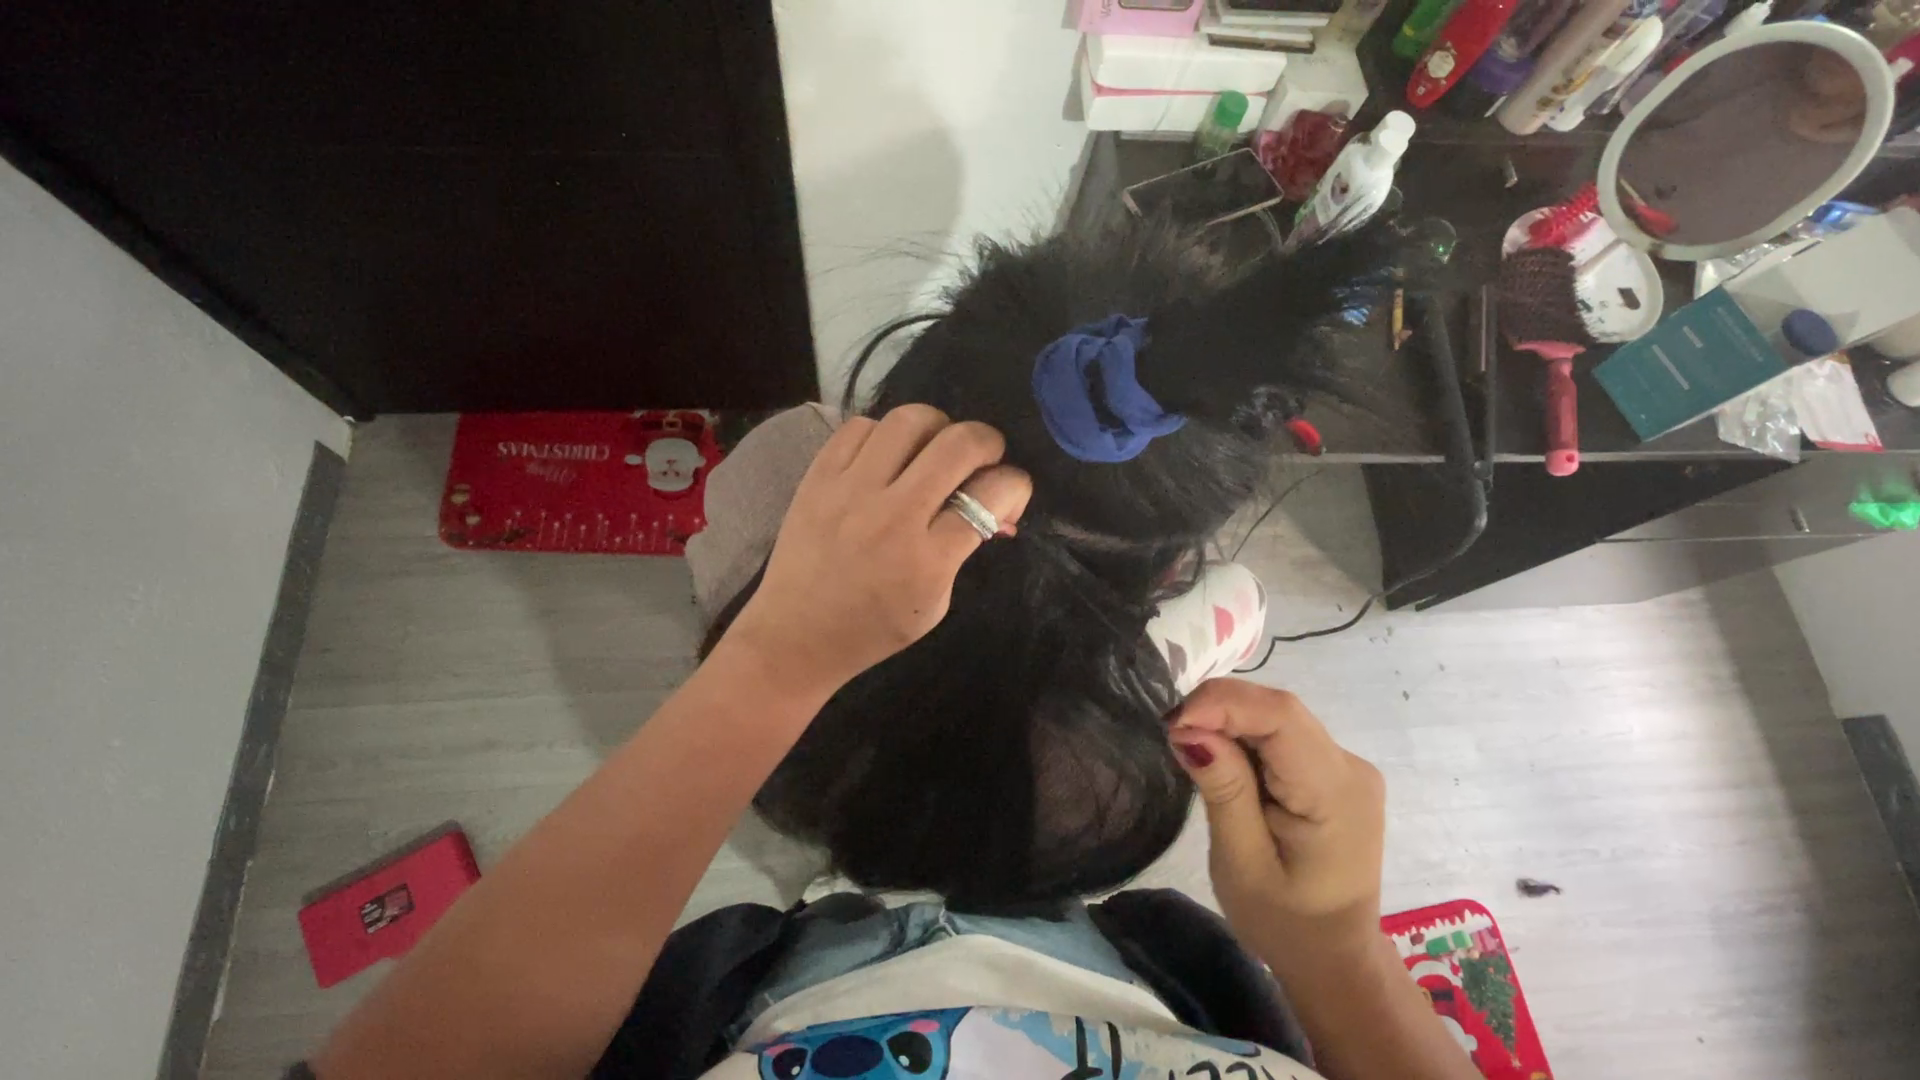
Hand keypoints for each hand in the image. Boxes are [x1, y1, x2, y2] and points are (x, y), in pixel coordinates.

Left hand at [723, 404, 1031, 693]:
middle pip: (959, 444)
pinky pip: (861, 426)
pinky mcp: (817, 477)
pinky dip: (884, 433)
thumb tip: (996, 506)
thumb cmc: (873, 629)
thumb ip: (965, 549)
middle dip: (988, 442)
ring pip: (910, 420)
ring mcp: (850, 491)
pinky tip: (887, 456)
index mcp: (928, 560)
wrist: (795, 635)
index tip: (1008, 491)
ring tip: (934, 449)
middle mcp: (892, 517)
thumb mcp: (935, 604)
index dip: (1016, 485)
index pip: (992, 494)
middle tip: (982, 459)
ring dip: (937, 427)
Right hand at [1168, 680, 1385, 959]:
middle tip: (1172, 738)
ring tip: (1191, 751)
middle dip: (1219, 712)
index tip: (1172, 725)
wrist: (1333, 958)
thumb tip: (1188, 728)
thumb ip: (1223, 789)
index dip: (1222, 703)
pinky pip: (1281, 736)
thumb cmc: (1284, 921)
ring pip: (1276, 719)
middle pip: (1278, 712)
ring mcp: (1346, 766)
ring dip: (1228, 724)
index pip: (1281, 716)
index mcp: (1334, 792)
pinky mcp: (1332, 771)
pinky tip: (1222, 763)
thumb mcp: (1241, 862)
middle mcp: (1350, 766)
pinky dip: (1244, 739)